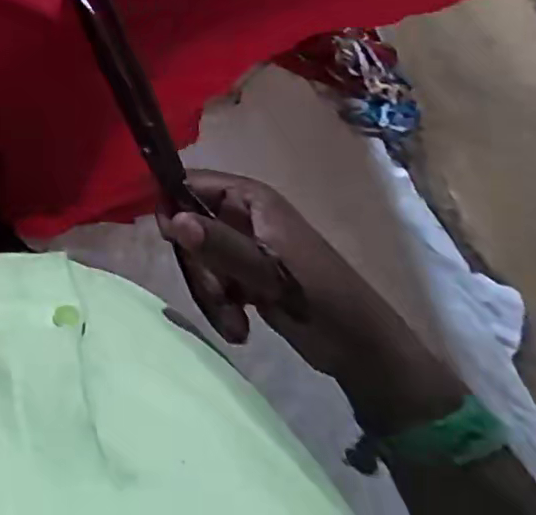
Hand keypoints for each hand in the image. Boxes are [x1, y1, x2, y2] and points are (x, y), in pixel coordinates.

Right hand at [158, 170, 466, 431]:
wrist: (364, 354)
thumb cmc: (323, 300)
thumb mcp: (270, 273)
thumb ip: (220, 245)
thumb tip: (172, 219)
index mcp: (249, 198)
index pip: (188, 182)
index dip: (172, 206)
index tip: (171, 239)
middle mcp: (240, 215)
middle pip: (188, 226)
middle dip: (198, 266)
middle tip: (218, 293)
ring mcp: (241, 245)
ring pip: (196, 258)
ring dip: (209, 293)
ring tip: (234, 322)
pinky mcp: (242, 274)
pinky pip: (210, 280)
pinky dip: (219, 305)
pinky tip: (238, 327)